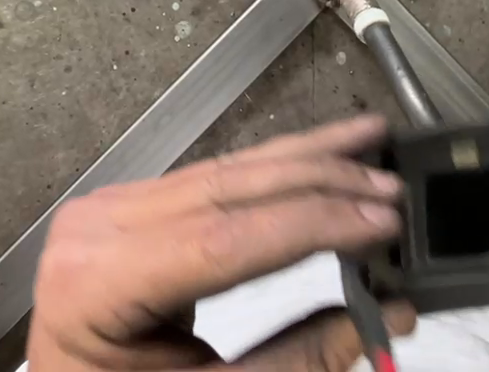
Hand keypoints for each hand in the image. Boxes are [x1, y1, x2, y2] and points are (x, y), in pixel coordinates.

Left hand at [28, 115, 415, 370]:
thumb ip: (294, 359)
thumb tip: (386, 311)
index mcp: (99, 280)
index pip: (223, 239)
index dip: (310, 224)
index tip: (381, 219)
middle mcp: (103, 223)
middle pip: (230, 188)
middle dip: (320, 181)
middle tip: (389, 184)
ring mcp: (116, 203)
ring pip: (230, 168)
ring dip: (306, 157)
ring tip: (368, 138)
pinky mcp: (137, 200)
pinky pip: (216, 176)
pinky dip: (274, 166)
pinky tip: (316, 152)